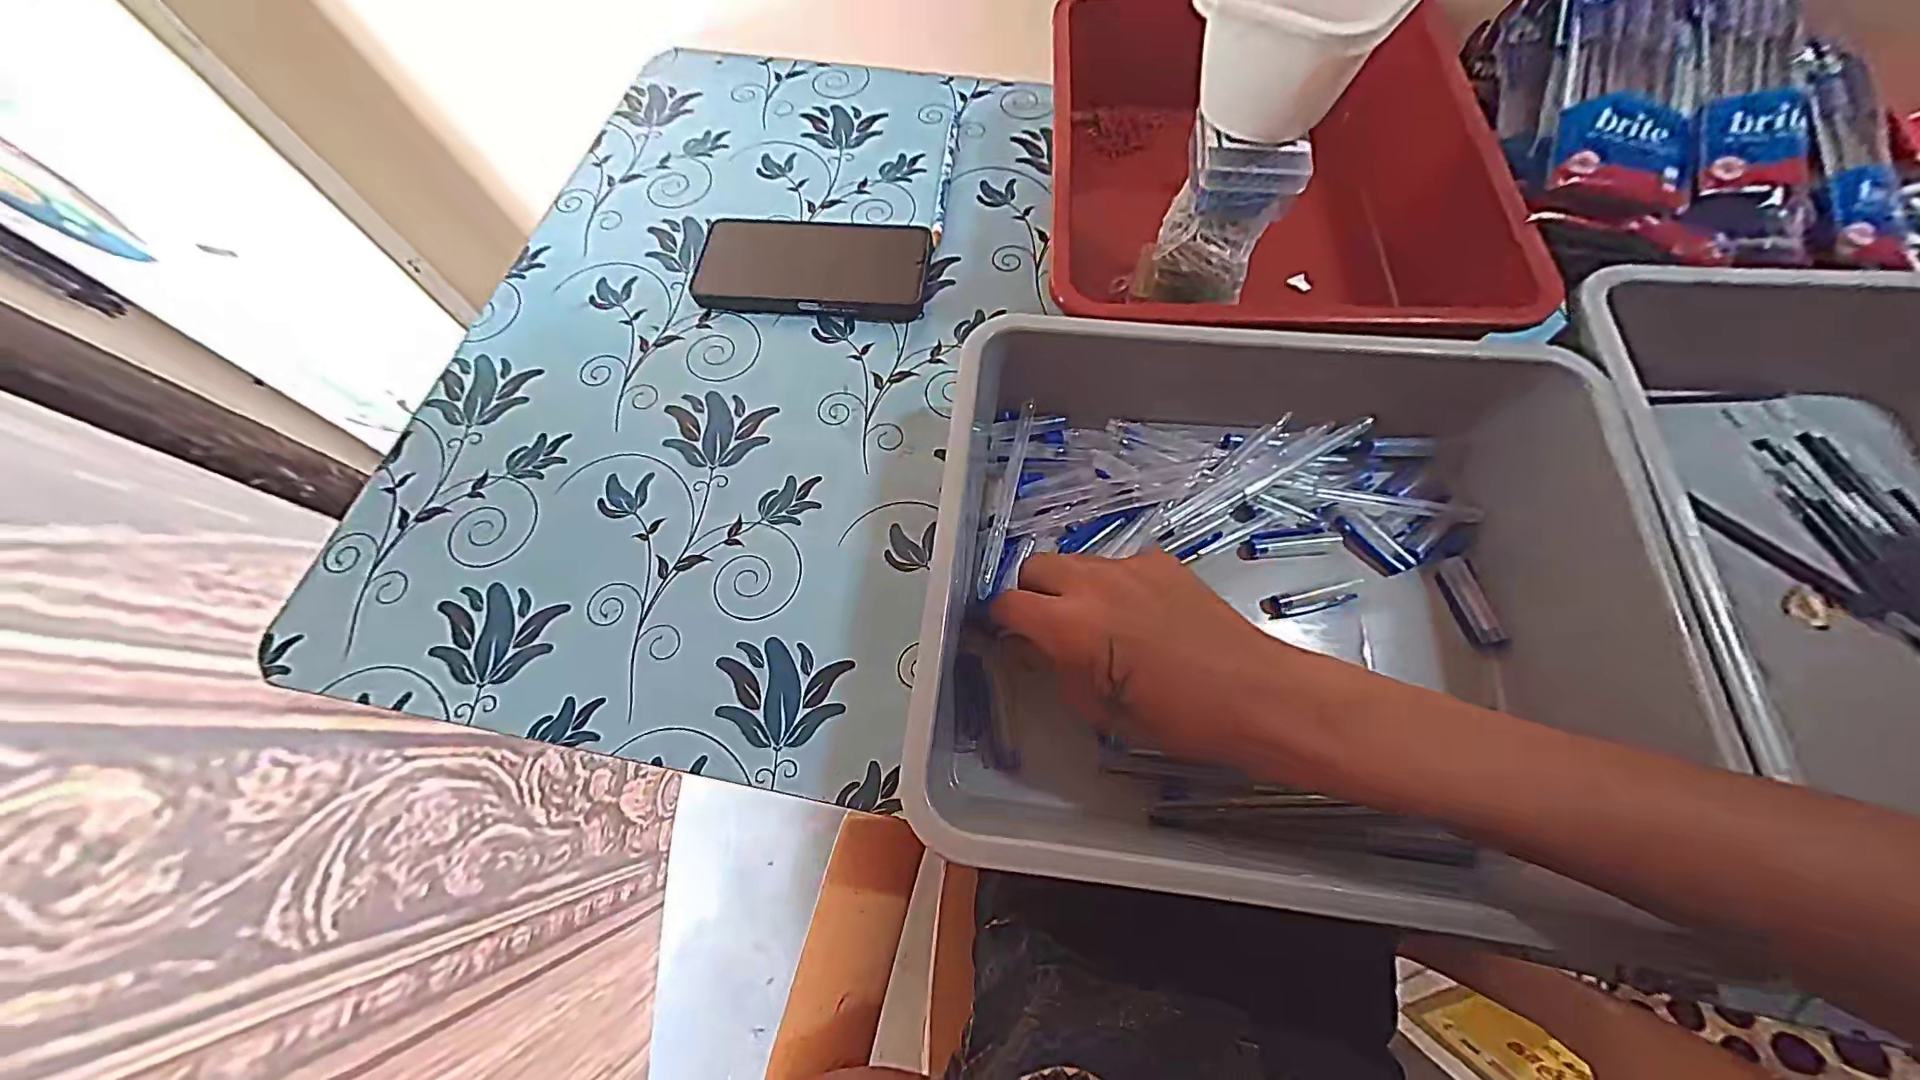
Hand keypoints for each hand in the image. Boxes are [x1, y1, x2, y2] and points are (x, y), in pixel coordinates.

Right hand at [989, 550, 1355, 771]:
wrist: (1255, 695)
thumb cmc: (1178, 718)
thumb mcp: (1100, 709)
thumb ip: (1056, 671)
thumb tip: (1034, 649)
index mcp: (1071, 625)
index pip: (1008, 604)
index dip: (1001, 621)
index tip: (1009, 635)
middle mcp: (1094, 583)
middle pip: (1034, 567)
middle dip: (1031, 594)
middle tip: (1047, 626)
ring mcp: (1130, 566)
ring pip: (1075, 562)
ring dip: (1070, 586)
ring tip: (1095, 621)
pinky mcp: (1161, 561)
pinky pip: (1117, 564)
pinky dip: (1112, 583)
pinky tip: (1137, 613)